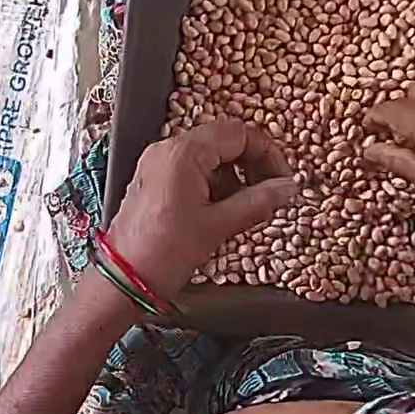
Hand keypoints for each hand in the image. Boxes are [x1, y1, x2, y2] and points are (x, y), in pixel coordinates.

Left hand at [106, 119, 296, 297]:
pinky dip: (213, 184)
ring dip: (234, 177)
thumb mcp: (219, 225)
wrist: (123, 280)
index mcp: (183, 153)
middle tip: (271, 192)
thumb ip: (258, 201)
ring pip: (208, 156)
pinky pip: (191, 170)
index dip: (267, 153)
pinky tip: (223, 211)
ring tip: (247, 207)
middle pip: (223, 141)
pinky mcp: (153, 180)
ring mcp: (157, 163)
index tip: (283, 179)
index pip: (238, 133)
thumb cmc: (167, 252)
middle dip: (251, 164)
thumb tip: (291, 187)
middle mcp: (167, 149)